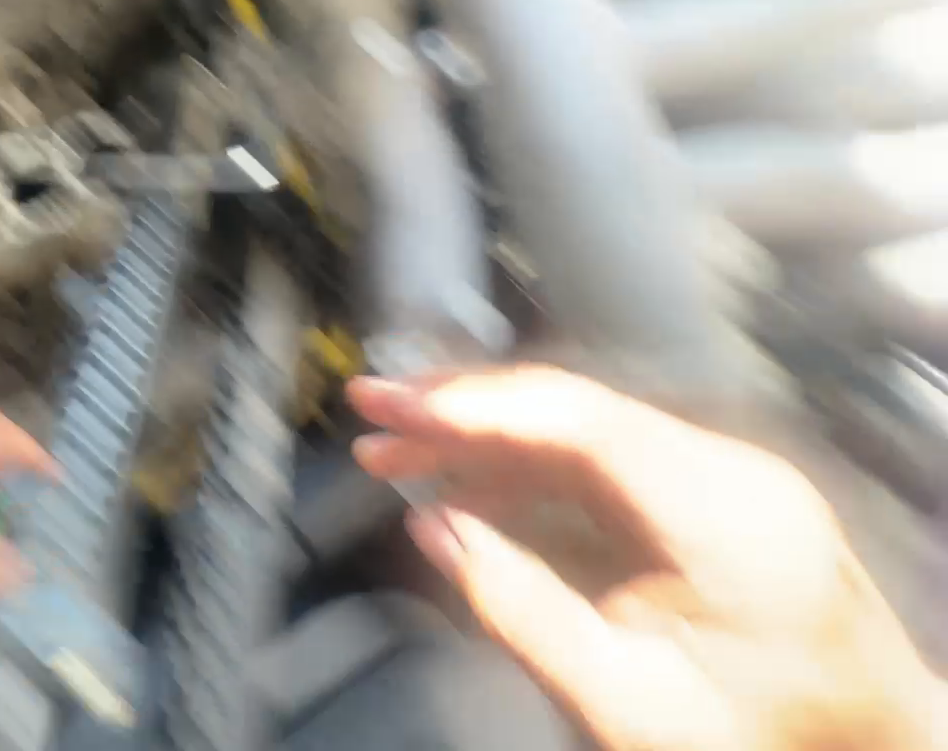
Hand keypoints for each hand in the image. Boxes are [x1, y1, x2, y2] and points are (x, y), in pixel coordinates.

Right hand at [350, 368, 943, 750]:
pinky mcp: (680, 482)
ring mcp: (703, 469)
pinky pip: (572, 452)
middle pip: (563, 406)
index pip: (583, 422)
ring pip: (557, 420)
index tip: (398, 409)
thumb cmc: (753, 739)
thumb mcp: (627, 703)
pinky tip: (450, 486)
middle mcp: (720, 468)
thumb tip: (428, 525)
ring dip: (467, 430)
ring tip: (385, 447)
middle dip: (454, 403)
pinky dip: (502, 459)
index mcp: (727, 517)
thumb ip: (520, 612)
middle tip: (368, 403)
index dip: (479, 404)